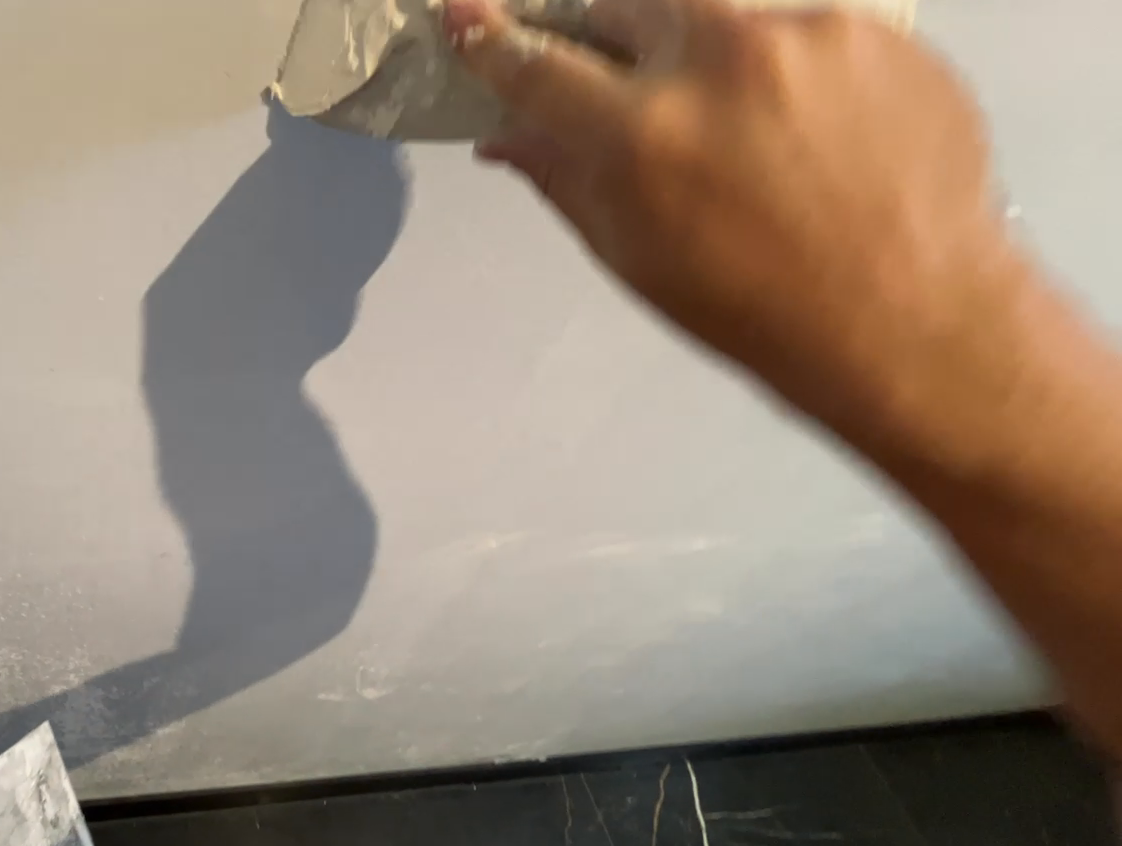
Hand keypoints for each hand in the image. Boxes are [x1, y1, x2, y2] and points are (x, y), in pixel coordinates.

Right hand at [444, 0, 1026, 430]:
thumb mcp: (625, 251)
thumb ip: (561, 178)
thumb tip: (505, 138)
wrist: (895, 305)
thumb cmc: (739, 300)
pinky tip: (775, 121)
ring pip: (705, 7)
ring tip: (704, 112)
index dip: (491, 43)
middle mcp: (718, 60)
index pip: (542, 70)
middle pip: (623, 3)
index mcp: (642, 137)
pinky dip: (754, 58)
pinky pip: (782, 19)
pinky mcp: (871, 22)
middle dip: (598, 34)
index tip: (460, 15)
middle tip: (605, 80)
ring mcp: (804, 30)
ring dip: (678, 43)